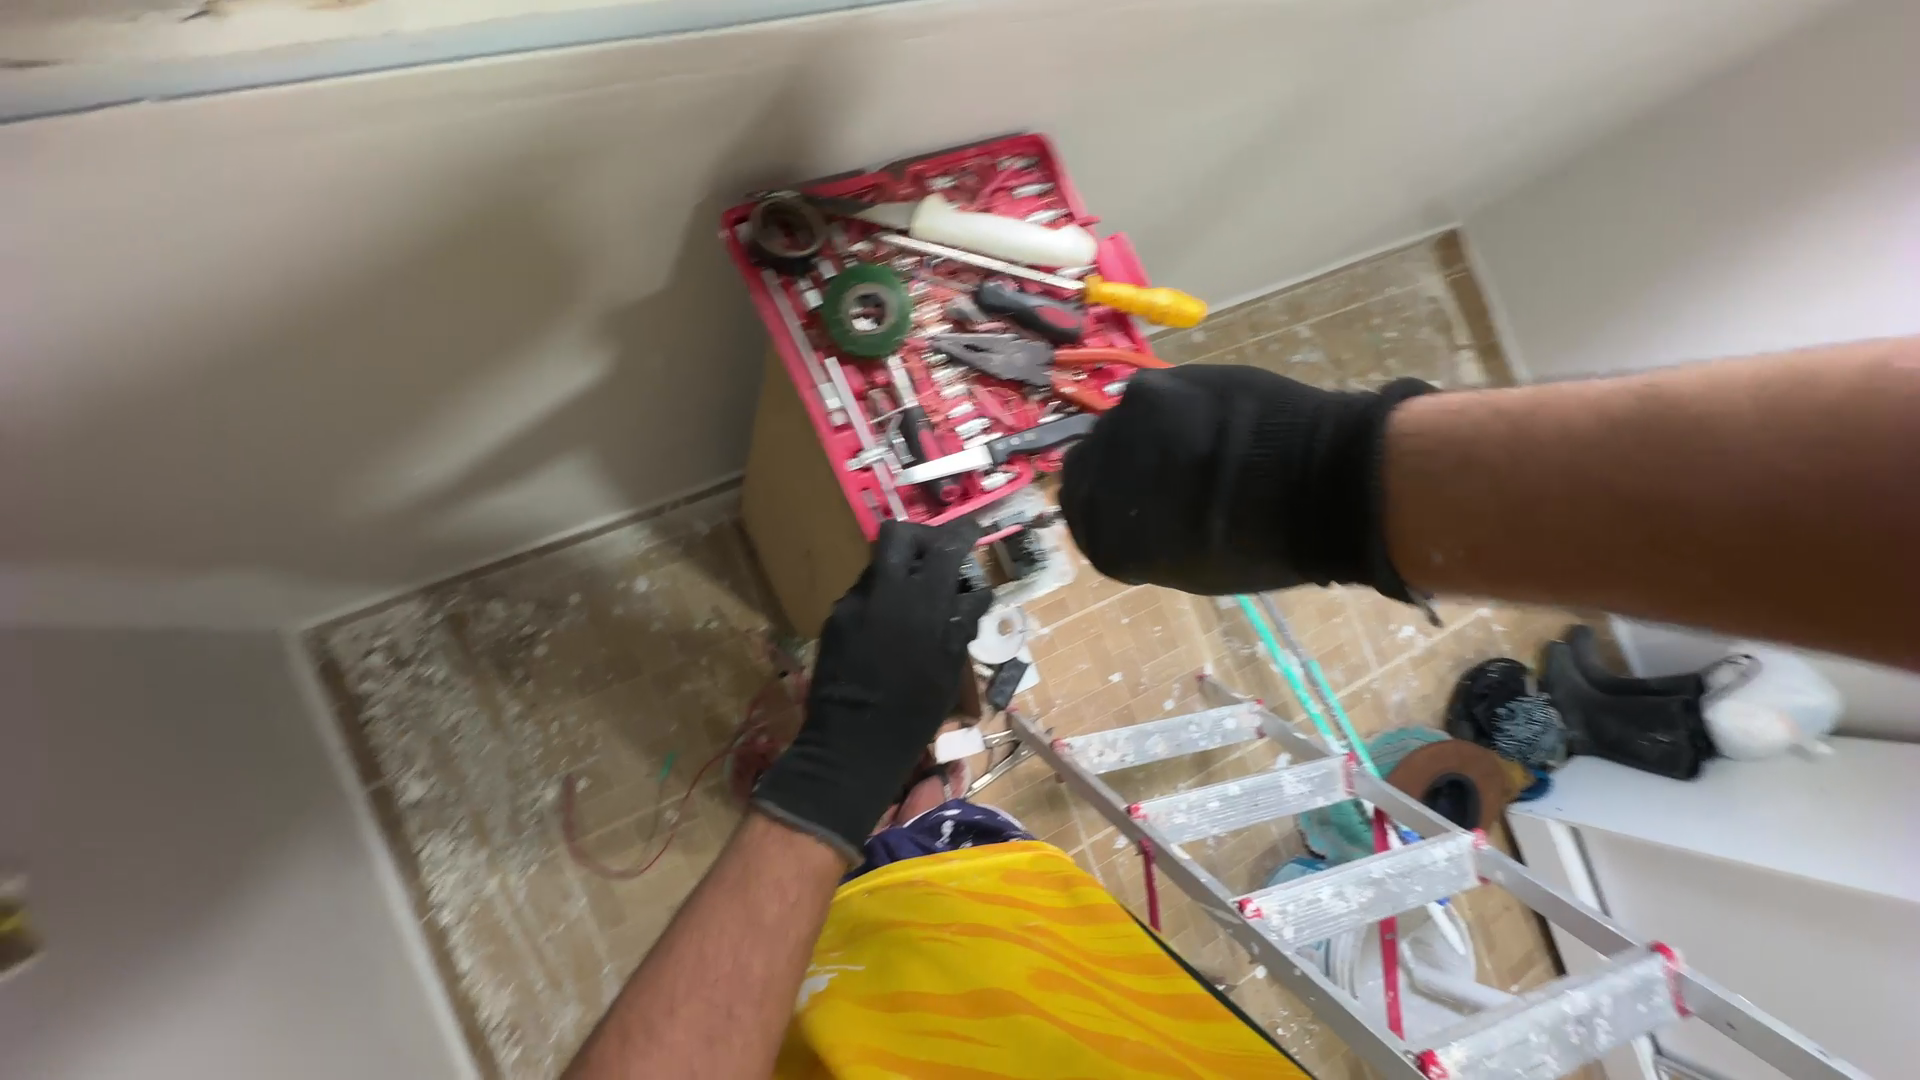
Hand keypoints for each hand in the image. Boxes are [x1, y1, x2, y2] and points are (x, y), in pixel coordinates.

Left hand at [752, 519, 992, 859]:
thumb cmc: (915, 711)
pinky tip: (887, 629)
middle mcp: (885, 591)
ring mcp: (854, 602)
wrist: (852, 742)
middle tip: (936, 559)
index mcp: (924, 601)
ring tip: (914, 604)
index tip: (972, 532)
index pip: (946, 546)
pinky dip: (880, 600)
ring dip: (899, 573)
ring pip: (878, 565)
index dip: (962, 532)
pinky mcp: (834, 619)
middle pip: (898, 534)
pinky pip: (862, 595)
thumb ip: (962, 621)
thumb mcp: (950, 665)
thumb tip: (975, 592)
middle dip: (920, 539)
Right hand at [1059, 364, 1434, 599]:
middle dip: (1112, 470)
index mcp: (1108, 538)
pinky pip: (1148, 401)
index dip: (1106, 513)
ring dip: (1139, 437)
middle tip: (1153, 474)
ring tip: (1186, 445)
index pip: (1081, 519)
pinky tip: (1205, 422)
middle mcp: (1100, 479)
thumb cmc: (1263, 546)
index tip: (1133, 511)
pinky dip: (1168, 412)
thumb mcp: (1185, 565)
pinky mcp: (1157, 386)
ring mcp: (1123, 428)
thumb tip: (1134, 507)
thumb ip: (1140, 535)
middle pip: (1084, 468)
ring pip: (1114, 429)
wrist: (1322, 485)